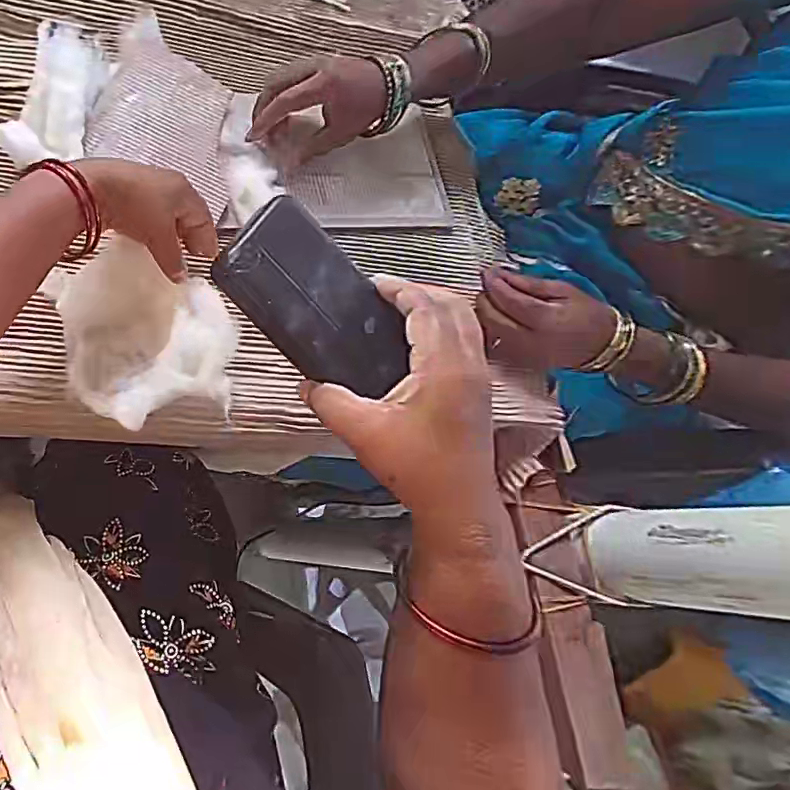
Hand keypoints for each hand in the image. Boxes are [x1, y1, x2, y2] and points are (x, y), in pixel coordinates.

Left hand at [75, 158, 219, 280]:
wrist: (94, 187)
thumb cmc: (134, 202)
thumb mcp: (159, 236)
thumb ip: (172, 257)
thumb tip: (179, 273)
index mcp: (184, 190)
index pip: (204, 218)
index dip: (207, 240)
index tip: (206, 256)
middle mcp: (168, 184)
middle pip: (187, 214)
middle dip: (190, 235)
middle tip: (190, 255)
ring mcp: (147, 185)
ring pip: (166, 213)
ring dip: (170, 232)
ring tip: (167, 250)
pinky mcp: (127, 190)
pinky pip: (147, 212)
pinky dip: (151, 227)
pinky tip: (144, 238)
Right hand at [248, 54, 385, 169]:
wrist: (390, 82)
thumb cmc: (370, 104)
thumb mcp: (341, 133)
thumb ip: (311, 148)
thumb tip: (291, 163)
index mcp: (322, 83)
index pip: (284, 101)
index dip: (266, 120)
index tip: (255, 136)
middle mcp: (314, 68)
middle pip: (273, 85)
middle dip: (262, 109)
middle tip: (260, 132)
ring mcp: (314, 62)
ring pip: (278, 79)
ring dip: (270, 101)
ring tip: (273, 126)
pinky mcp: (315, 63)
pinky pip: (288, 76)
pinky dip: (280, 94)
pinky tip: (285, 112)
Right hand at [302, 277, 495, 516]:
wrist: (457, 505)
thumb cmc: (423, 472)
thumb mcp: (362, 432)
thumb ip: (329, 402)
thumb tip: (309, 385)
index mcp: (444, 368)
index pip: (427, 308)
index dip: (401, 290)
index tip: (378, 284)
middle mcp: (468, 367)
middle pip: (454, 305)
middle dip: (421, 290)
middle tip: (390, 291)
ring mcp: (479, 378)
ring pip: (466, 321)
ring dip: (437, 306)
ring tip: (405, 307)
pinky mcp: (480, 391)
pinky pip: (469, 339)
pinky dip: (447, 325)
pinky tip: (423, 339)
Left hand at [475, 268, 618, 370]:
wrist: (603, 347)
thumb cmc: (588, 314)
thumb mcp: (564, 290)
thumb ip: (529, 283)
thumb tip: (500, 274)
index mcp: (543, 320)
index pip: (506, 299)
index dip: (493, 283)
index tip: (488, 271)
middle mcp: (528, 340)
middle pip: (491, 317)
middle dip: (485, 297)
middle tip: (490, 284)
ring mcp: (521, 354)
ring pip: (488, 330)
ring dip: (485, 312)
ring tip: (494, 298)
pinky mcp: (519, 361)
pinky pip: (494, 342)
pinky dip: (489, 327)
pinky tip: (497, 316)